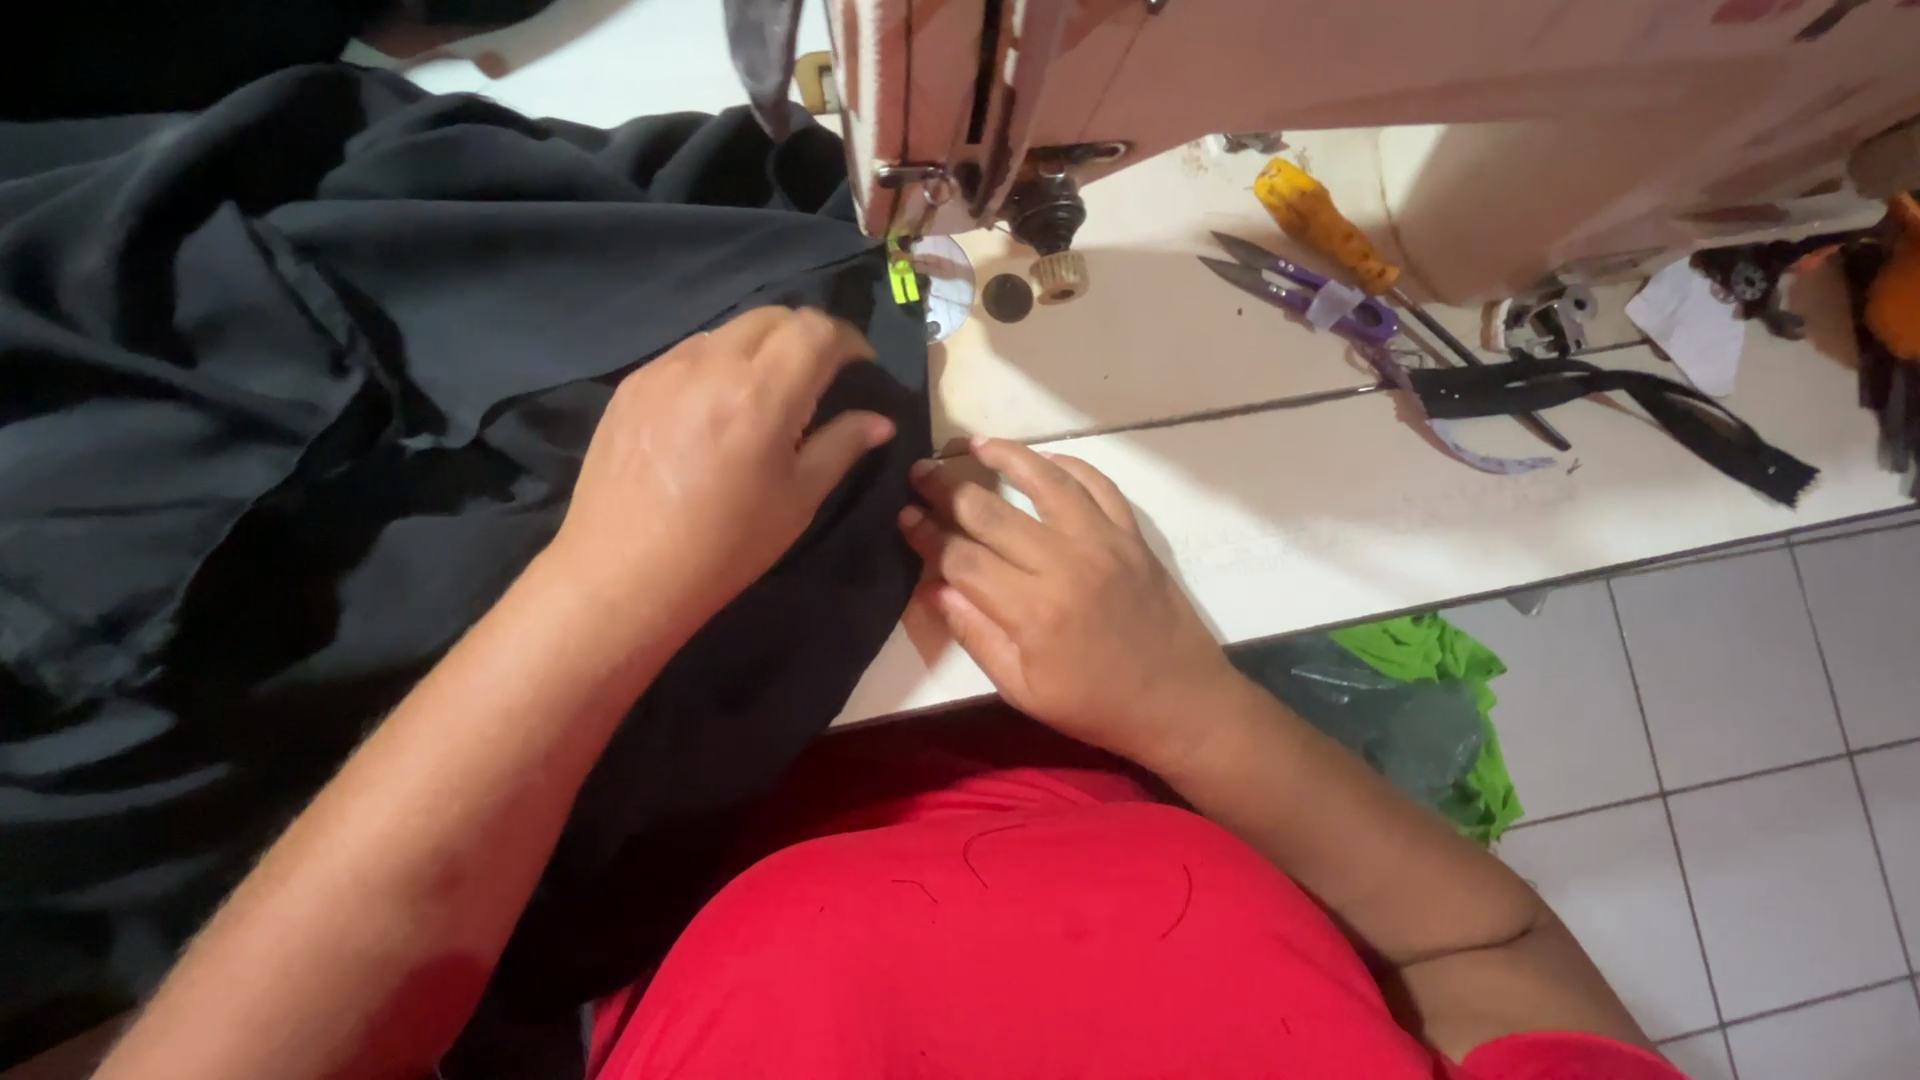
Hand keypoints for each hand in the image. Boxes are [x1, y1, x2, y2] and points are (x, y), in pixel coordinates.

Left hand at [548, 307, 894, 634]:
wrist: (624, 574)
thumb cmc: (726, 546)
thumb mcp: (798, 499)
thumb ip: (842, 446)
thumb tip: (879, 420)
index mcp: (760, 393)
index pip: (816, 329)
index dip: (848, 339)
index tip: (860, 366)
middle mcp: (711, 364)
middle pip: (773, 316)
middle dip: (807, 336)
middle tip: (819, 376)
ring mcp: (664, 369)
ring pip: (729, 330)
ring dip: (761, 347)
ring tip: (767, 393)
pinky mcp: (633, 384)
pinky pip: (689, 353)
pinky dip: (719, 364)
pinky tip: (717, 409)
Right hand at [898, 437, 1247, 772]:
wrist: (1179, 702)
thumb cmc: (1094, 705)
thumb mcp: (1022, 689)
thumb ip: (975, 634)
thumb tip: (932, 588)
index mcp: (1031, 610)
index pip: (961, 557)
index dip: (926, 534)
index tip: (902, 516)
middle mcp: (1064, 562)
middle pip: (991, 511)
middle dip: (946, 488)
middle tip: (919, 471)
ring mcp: (1103, 542)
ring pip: (1045, 481)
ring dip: (1005, 456)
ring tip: (971, 444)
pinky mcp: (1131, 535)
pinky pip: (1097, 485)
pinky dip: (1068, 465)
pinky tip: (1043, 458)